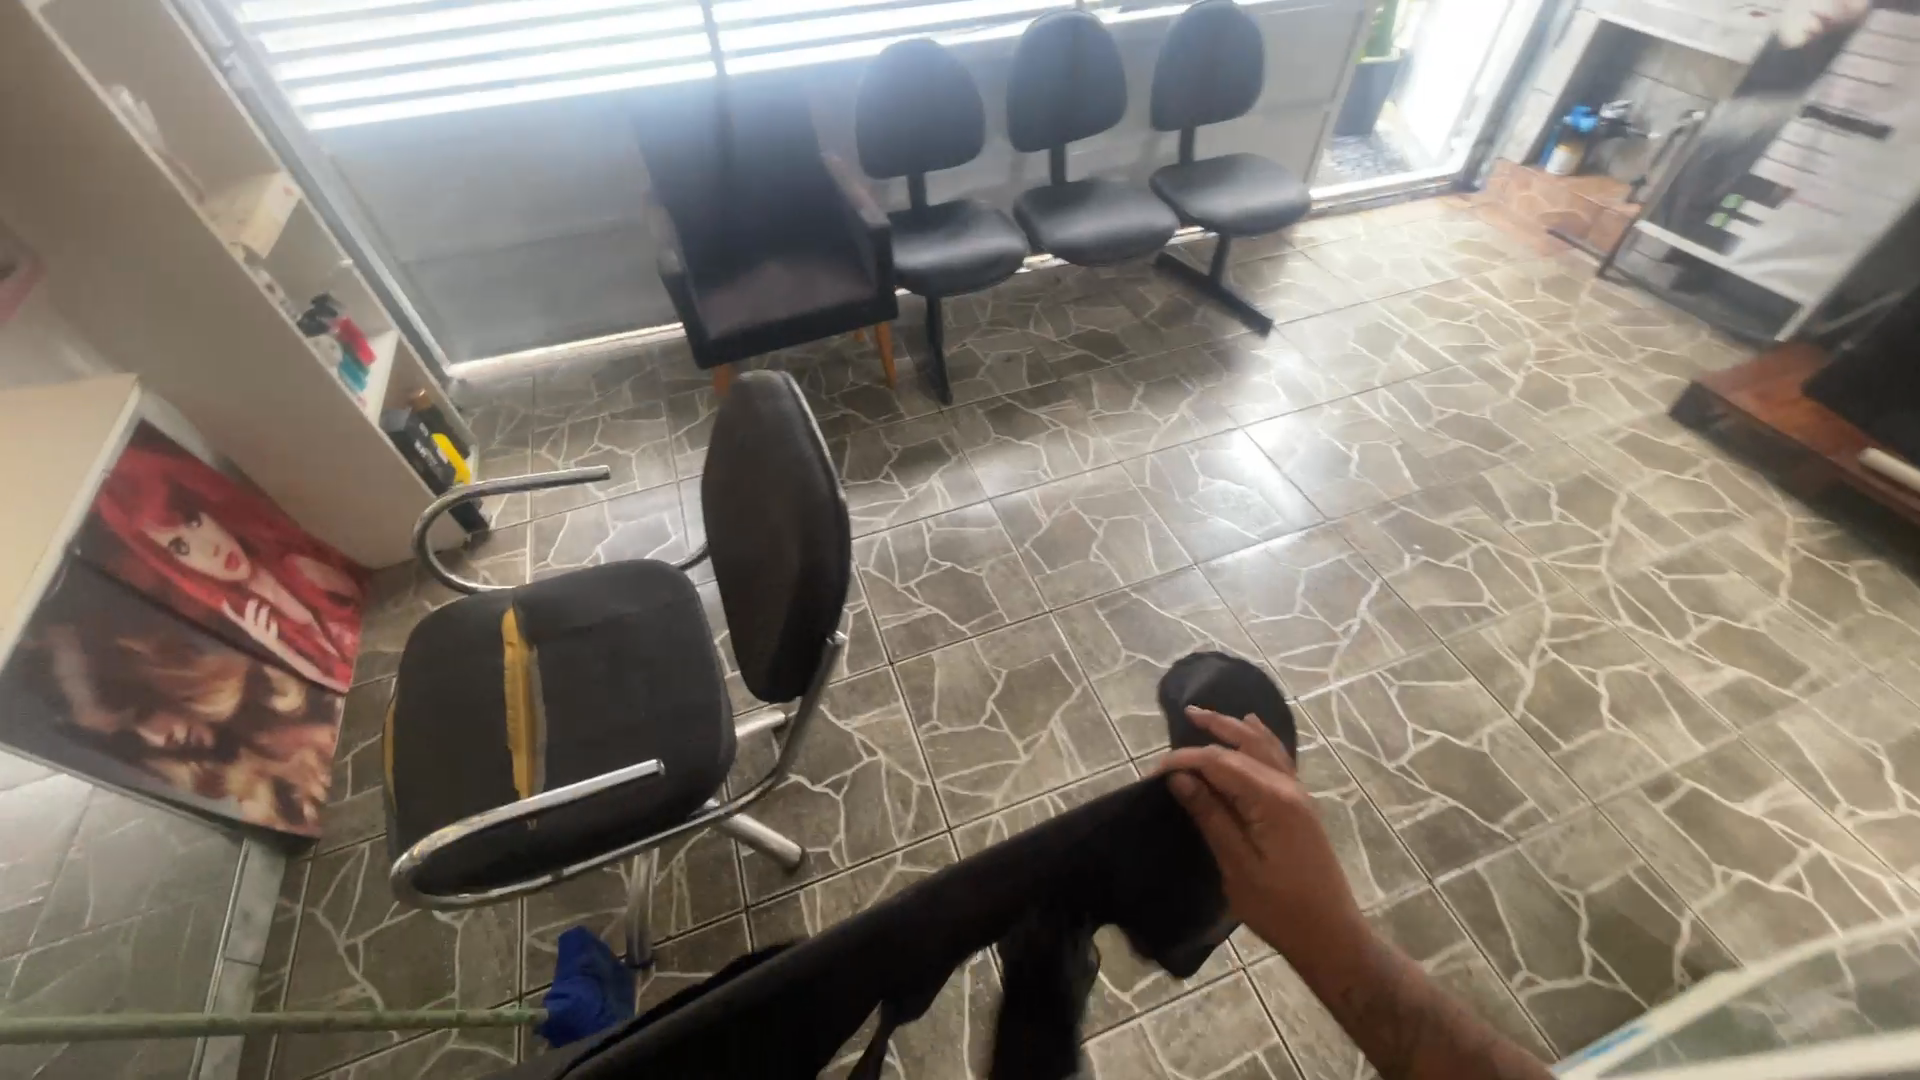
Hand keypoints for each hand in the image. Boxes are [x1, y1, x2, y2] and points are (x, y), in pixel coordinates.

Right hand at [226, 598, 279, 643]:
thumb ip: (258, 621)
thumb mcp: (260, 631)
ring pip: (260, 626)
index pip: (236, 619)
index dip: (229, 612)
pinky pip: (271, 634)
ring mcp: (262, 638)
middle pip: (249, 621)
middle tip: (254, 599)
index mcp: (248, 631)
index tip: (223, 601)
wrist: (279, 656)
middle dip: (250, 610)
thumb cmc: (269, 641)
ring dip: (262, 616)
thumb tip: (255, 607)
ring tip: (266, 606)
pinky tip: (274, 620)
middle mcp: (252, 634)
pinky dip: (272, 627)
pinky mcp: (272, 642)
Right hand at [1156, 708, 1368, 974]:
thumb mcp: (1237, 866)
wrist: (1332, 936)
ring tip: (1207, 716)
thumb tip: (1181, 778)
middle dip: (1213, 727)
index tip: (1154, 772)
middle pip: (1244, 743)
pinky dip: (1260, 739)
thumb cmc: (1280, 909)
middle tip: (1182, 715)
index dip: (1185, 760)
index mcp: (1271, 800)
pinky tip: (1253, 728)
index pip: (1219, 762)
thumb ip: (1210, 816)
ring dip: (1234, 728)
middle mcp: (1287, 787)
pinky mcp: (1300, 806)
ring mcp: (1298, 794)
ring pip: (1263, 745)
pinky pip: (1278, 758)